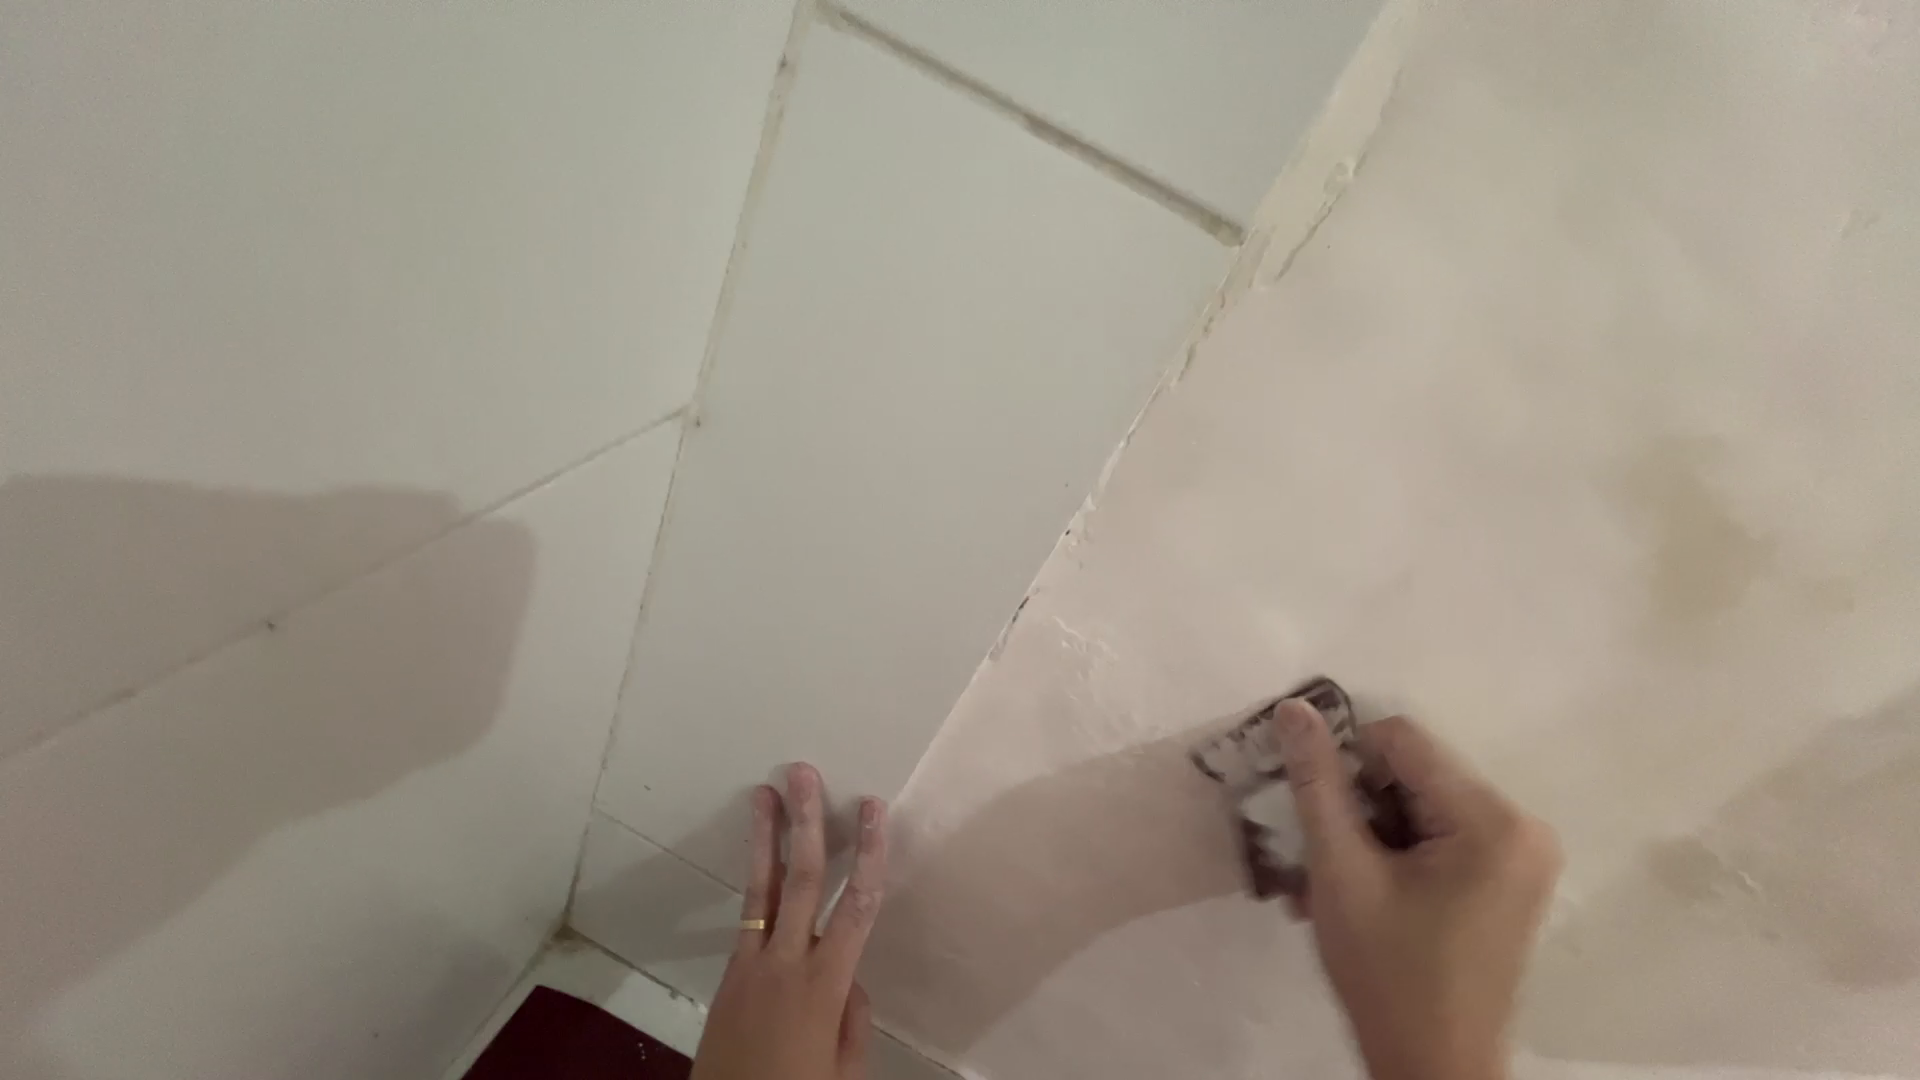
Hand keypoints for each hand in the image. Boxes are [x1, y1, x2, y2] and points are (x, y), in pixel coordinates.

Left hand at [691, 763, 888, 1079]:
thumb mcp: (844, 1072)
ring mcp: (752, 964)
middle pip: (803, 878)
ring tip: (765, 793)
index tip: (873, 807)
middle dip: (807, 822)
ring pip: (764, 887)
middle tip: (803, 773)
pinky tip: (762, 859)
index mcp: (825, 984)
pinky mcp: (730, 974)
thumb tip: (851, 978)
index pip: (857, 905)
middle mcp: (787, 961)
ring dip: (768, 836)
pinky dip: (757, 879)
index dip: (869, 852)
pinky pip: (749, 915)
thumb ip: (853, 1020)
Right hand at [1274, 702, 1559, 1079]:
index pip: (1400, 740)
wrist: (1433, 1068)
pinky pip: (1434, 831)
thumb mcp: (1339, 867)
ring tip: (1336, 875)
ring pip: (1415, 801)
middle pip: (1411, 771)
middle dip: (1356, 801)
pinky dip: (1390, 847)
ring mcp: (1518, 855)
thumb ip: (1316, 781)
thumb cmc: (1387, 970)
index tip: (1317, 809)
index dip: (1346, 761)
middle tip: (1324, 849)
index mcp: (1492, 820)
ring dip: (1366, 827)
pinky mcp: (1504, 877)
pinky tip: (1362, 886)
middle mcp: (1520, 826)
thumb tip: (1293, 708)